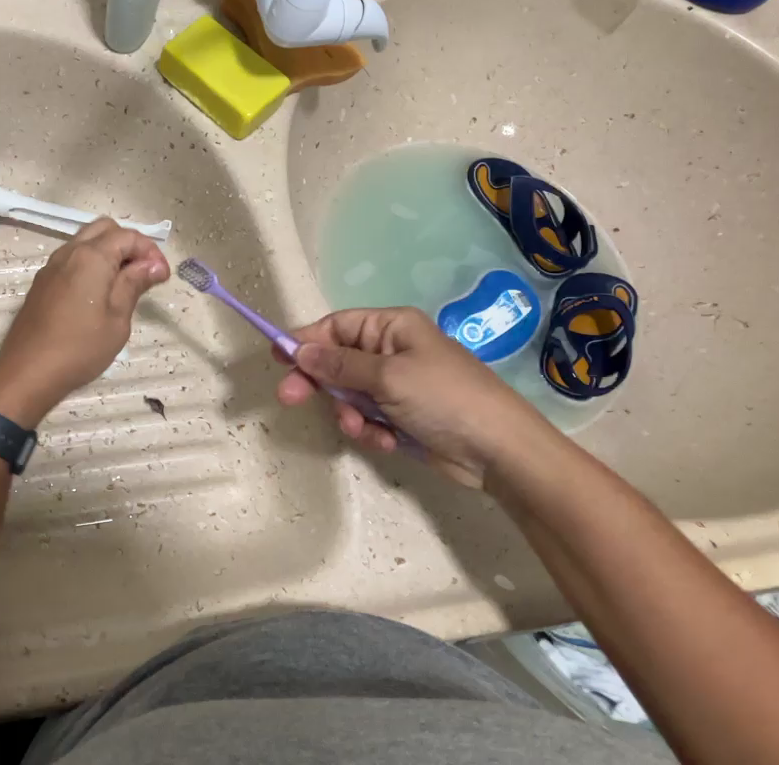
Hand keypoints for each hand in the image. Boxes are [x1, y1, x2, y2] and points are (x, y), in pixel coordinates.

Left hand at [0, 219, 169, 427]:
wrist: (27, 371)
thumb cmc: (80, 347)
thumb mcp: (118, 319)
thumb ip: (134, 284)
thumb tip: (154, 264)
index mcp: (91, 257)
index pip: (128, 236)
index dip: (151, 251)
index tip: (162, 276)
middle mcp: (69, 252)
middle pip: (104, 230)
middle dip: (129, 244)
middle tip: (144, 274)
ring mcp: (52, 266)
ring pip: (85, 241)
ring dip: (109, 252)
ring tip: (125, 284)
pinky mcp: (43, 282)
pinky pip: (72, 259)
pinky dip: (91, 263)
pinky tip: (100, 292)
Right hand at [275, 307, 552, 487]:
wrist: (500, 451)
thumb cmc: (444, 399)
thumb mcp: (387, 377)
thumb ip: (339, 365)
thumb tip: (298, 350)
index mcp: (392, 328)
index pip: (336, 326)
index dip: (306, 341)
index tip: (277, 358)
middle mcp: (392, 352)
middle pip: (337, 361)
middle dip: (319, 382)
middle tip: (290, 397)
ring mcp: (398, 386)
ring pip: (349, 394)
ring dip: (349, 413)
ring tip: (361, 429)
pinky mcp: (403, 417)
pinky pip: (368, 418)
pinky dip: (371, 431)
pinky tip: (386, 441)